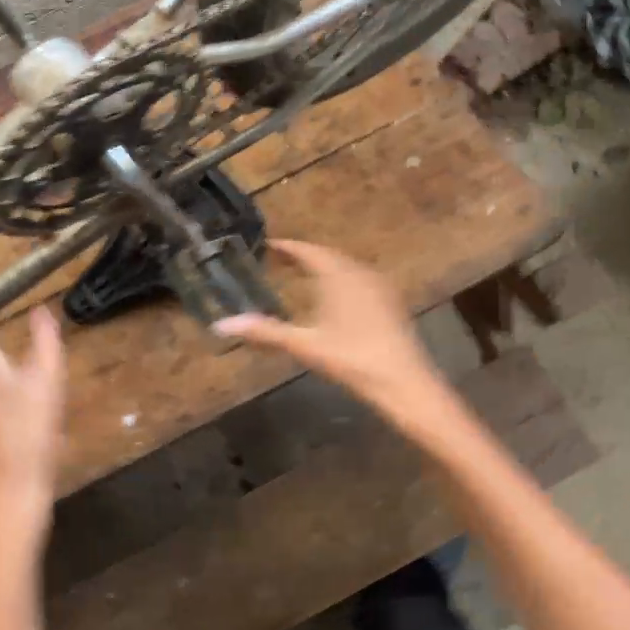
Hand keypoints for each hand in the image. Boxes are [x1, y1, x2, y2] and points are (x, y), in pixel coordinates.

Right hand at [214, 240, 464, 439]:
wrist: (407, 384)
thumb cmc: (354, 360)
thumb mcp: (305, 346)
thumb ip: (265, 333)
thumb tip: (222, 324)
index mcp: (339, 275)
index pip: (308, 250)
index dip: (287, 247)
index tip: (266, 245)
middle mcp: (360, 273)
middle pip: (327, 256)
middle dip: (302, 256)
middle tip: (277, 260)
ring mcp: (379, 288)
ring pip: (345, 268)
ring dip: (322, 267)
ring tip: (299, 275)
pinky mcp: (390, 304)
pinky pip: (358, 280)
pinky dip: (338, 281)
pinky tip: (332, 299)